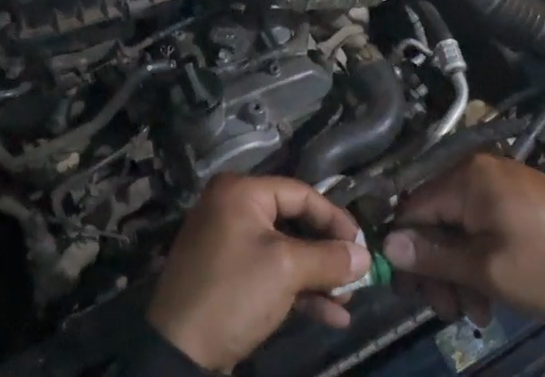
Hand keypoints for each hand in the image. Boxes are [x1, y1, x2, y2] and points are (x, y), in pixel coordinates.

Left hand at [147, 174, 370, 371]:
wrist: (179, 352)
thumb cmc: (234, 292)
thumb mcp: (287, 270)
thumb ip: (329, 258)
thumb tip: (365, 257)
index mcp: (240, 192)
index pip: (300, 194)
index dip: (335, 219)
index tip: (361, 245)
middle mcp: (232, 210)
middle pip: (295, 224)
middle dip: (328, 254)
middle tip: (358, 274)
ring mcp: (229, 246)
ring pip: (286, 253)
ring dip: (319, 277)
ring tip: (349, 300)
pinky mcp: (229, 280)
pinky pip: (272, 275)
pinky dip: (301, 292)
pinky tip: (333, 316)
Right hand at [383, 153, 544, 322]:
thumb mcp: (487, 269)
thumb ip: (433, 257)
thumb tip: (386, 244)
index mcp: (466, 178)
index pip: (410, 209)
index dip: (404, 252)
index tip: (410, 295)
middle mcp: (477, 171)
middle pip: (433, 220)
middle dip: (436, 269)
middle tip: (449, 311)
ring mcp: (499, 184)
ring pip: (457, 228)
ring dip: (459, 272)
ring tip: (476, 313)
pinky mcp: (517, 199)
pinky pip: (480, 226)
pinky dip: (479, 259)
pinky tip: (490, 295)